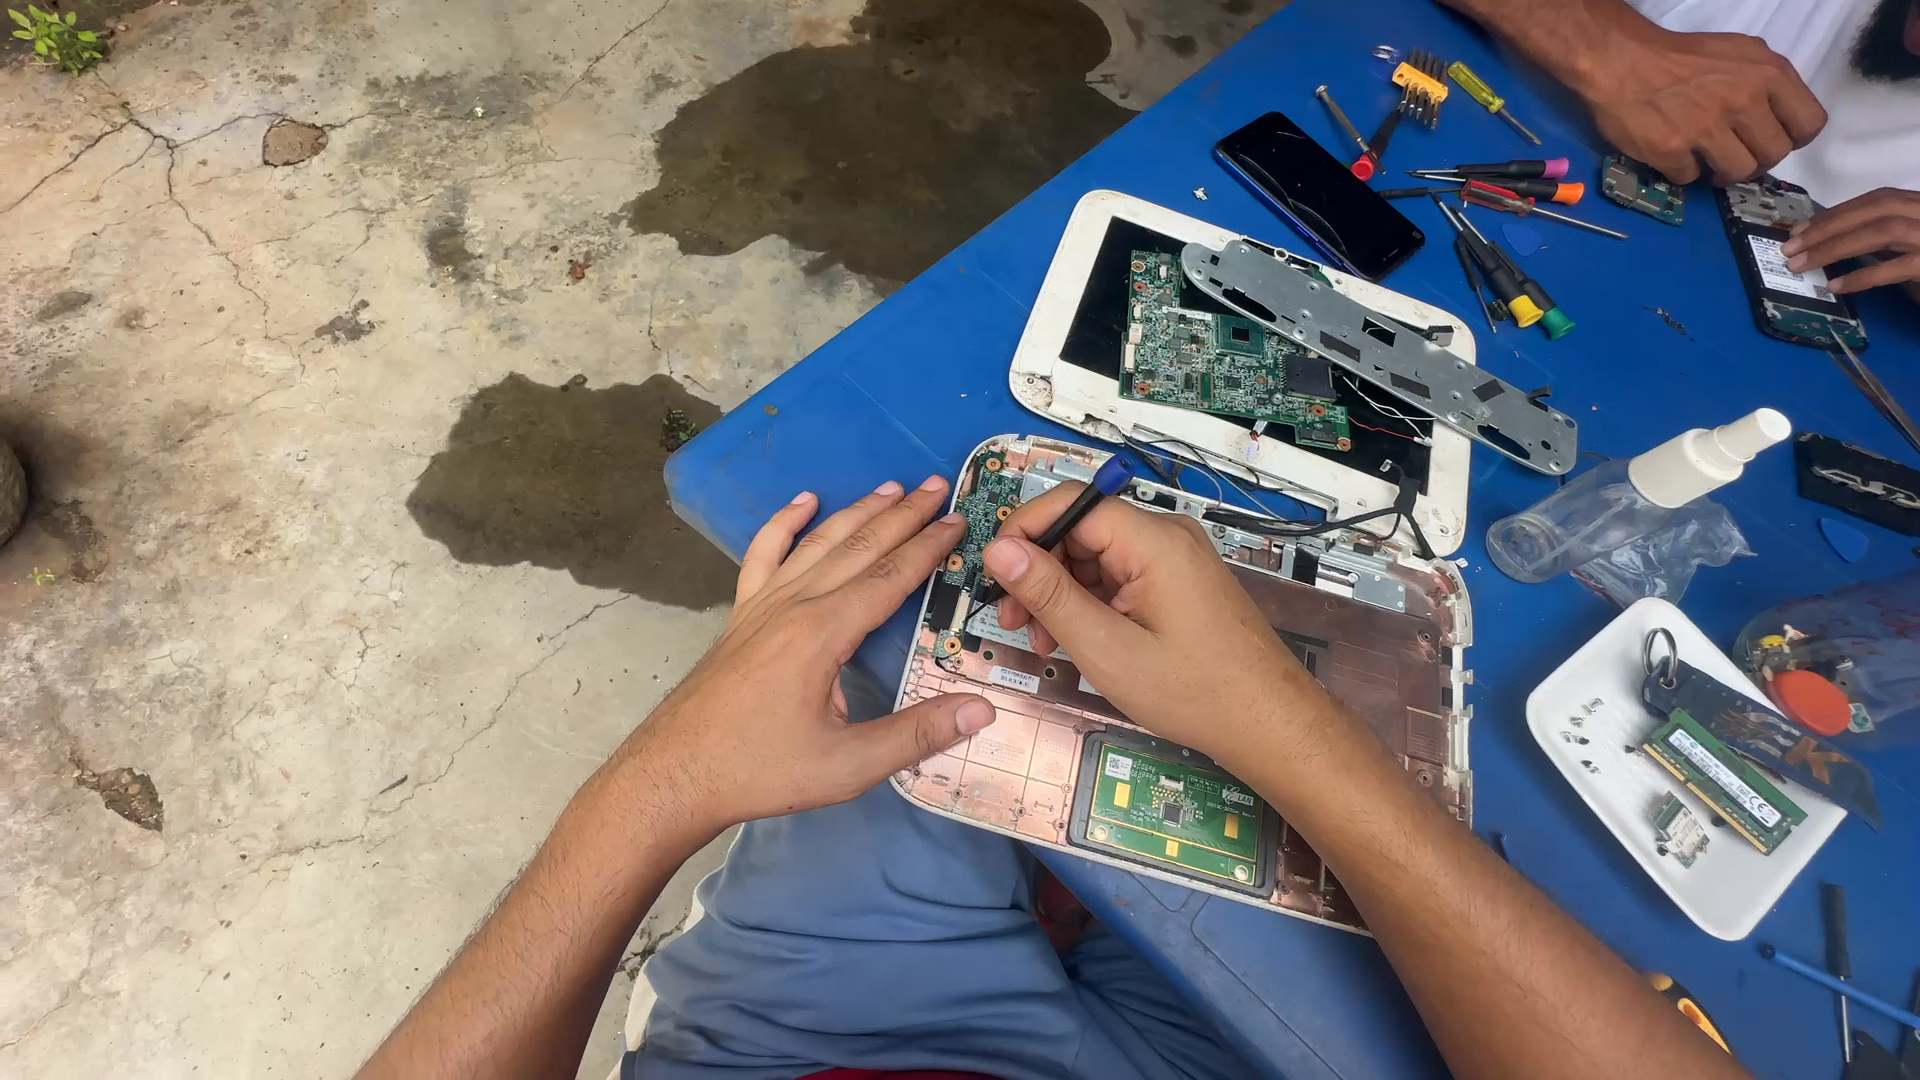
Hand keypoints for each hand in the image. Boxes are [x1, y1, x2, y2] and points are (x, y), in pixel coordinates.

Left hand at [622, 477, 993, 833]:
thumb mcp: (847, 766)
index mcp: (823, 633)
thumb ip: (917, 735)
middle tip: (936, 486)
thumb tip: (983, 710)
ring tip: (891, 486)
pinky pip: (763, 553)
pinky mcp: (741, 612)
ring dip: (858, 511)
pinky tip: (803, 501)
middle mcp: (794, 604)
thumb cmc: (762, 770)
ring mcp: (762, 603)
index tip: (957, 520)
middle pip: (859, 546)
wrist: (672, 775)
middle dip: (902, 514)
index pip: (888, 576)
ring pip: (818, 542)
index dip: (927, 546)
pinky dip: (784, 523)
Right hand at [984, 484, 1336, 772]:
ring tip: (1045, 642)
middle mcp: (1163, 535)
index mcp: (1153, 540)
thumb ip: (1049, 594)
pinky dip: (1088, 602)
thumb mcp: (1106, 647)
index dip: (1024, 530)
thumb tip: (999, 548)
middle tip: (1014, 621)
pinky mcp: (1173, 580)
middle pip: (1079, 530)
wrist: (1266, 723)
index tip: (994, 574)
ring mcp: (1171, 557)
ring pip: (1093, 556)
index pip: (1071, 503)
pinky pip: (1115, 576)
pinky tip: (1075, 638)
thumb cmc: (1190, 690)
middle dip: (1039, 571)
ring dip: (1060, 593)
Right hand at [1572, 26, 1824, 184]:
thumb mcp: (1741, 54)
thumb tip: (1767, 111)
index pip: (1808, 124)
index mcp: (1769, 75)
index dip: (1792, 141)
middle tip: (1736, 162)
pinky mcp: (1669, 150)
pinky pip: (1689, 176)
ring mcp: (1705, 129)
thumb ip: (1762, 81)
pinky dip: (1683, 173)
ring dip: (1723, 175)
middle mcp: (1744, 103)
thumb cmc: (1681, 57)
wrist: (1624, 65)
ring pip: (1736, 170)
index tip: (1770, 145)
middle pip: (1773, 154)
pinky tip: (1674, 160)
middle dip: (1756, 164)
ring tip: (1708, 167)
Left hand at [1783, 187, 1919, 301]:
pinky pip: (1899, 267)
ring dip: (1835, 248)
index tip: (1798, 230)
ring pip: (1887, 231)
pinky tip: (1834, 286)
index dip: (1837, 212)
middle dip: (1829, 227)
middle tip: (1788, 249)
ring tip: (1798, 265)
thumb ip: (1876, 239)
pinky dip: (1862, 276)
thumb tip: (1822, 241)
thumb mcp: (1905, 246)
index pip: (1882, 199)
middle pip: (1881, 209)